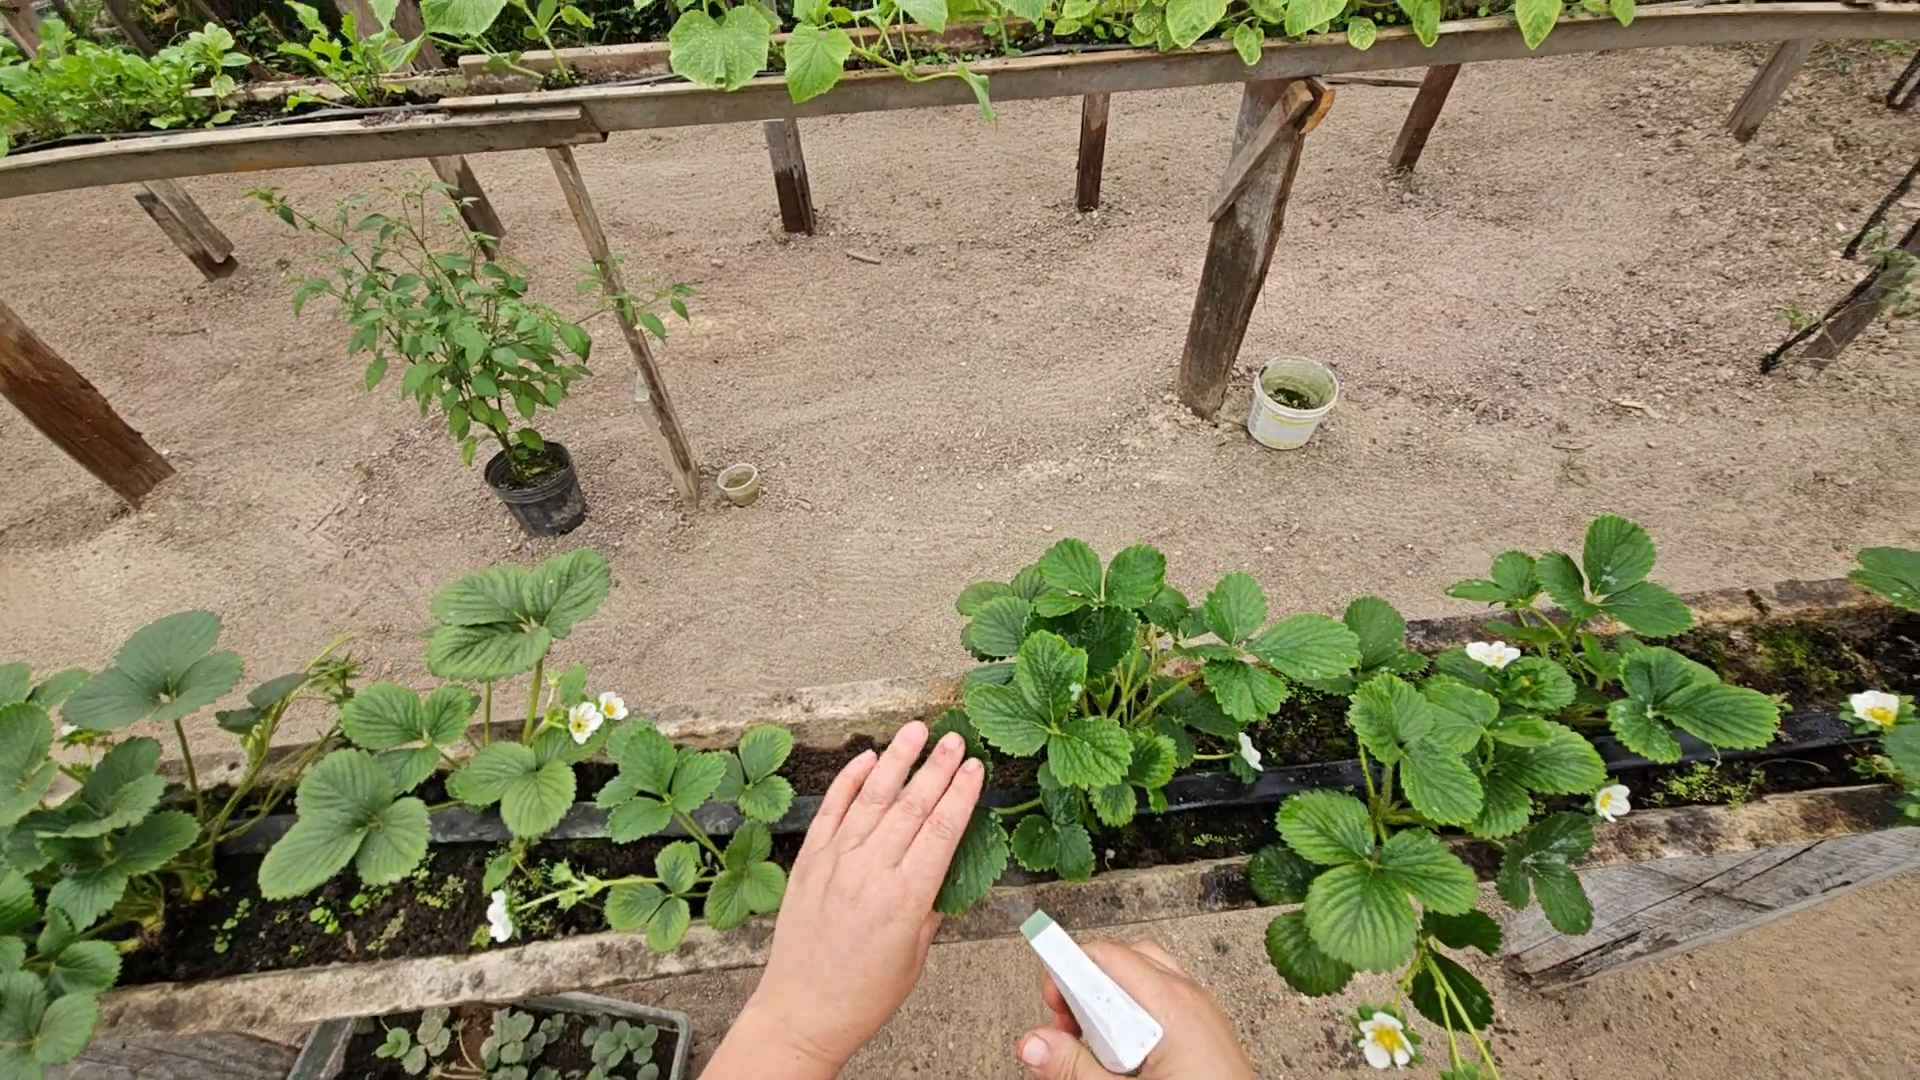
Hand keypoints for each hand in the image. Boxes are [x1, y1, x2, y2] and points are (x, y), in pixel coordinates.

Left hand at [702, 722, 984, 1078]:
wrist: (801, 1013)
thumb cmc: (863, 994)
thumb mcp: (915, 955)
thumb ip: (931, 903)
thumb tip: (944, 862)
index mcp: (904, 898)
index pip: (941, 830)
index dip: (960, 793)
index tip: (974, 767)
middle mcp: (870, 871)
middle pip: (912, 805)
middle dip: (936, 766)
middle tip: (954, 738)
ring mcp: (836, 860)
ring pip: (872, 796)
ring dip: (897, 759)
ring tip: (916, 731)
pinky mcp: (810, 859)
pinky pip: (831, 808)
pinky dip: (849, 780)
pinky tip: (866, 758)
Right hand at [1017, 940, 1256, 1079]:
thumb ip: (1076, 1069)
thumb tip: (1034, 1043)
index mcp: (1171, 1007)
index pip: (1106, 957)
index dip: (1069, 968)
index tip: (1048, 994)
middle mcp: (1190, 999)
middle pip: (1124, 960)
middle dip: (1087, 984)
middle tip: (1066, 1024)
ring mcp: (1204, 1014)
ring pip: (1146, 977)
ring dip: (1112, 998)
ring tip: (1094, 1041)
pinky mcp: (1209, 1033)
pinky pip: (1165, 999)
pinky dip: (1137, 1012)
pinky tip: (1126, 1051)